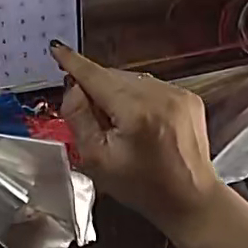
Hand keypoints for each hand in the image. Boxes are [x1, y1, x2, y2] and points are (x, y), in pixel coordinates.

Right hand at [51, 43, 226, 231]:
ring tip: (115, 124)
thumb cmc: (140, 186)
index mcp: (136, 112)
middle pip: (112, 76)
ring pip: (130, 79)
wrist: (189, 199)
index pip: (96, 77)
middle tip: (89, 116)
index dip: (74, 63)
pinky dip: (135, 96)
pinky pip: (149, 86)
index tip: (57, 49)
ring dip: (115, 92)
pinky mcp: (188, 97)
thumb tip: (74, 88)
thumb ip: (79, 117)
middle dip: (95, 88)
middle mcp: (160, 95)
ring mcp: (178, 94)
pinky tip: (135, 121)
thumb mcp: (95, 158)